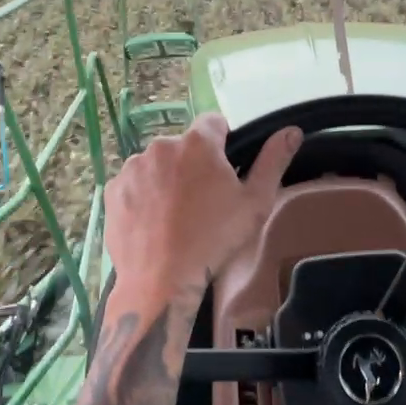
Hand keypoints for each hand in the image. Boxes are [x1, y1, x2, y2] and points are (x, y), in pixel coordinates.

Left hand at [104, 114, 303, 307]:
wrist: (160, 282)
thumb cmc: (214, 240)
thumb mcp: (255, 203)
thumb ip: (273, 161)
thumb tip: (291, 131)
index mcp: (198, 143)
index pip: (214, 122)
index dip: (224, 143)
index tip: (226, 172)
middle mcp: (161, 145)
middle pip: (184, 146)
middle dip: (194, 164)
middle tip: (203, 202)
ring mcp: (133, 167)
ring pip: (158, 164)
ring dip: (167, 179)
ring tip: (176, 217)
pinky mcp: (114, 190)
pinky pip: (135, 184)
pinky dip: (144, 196)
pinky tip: (153, 224)